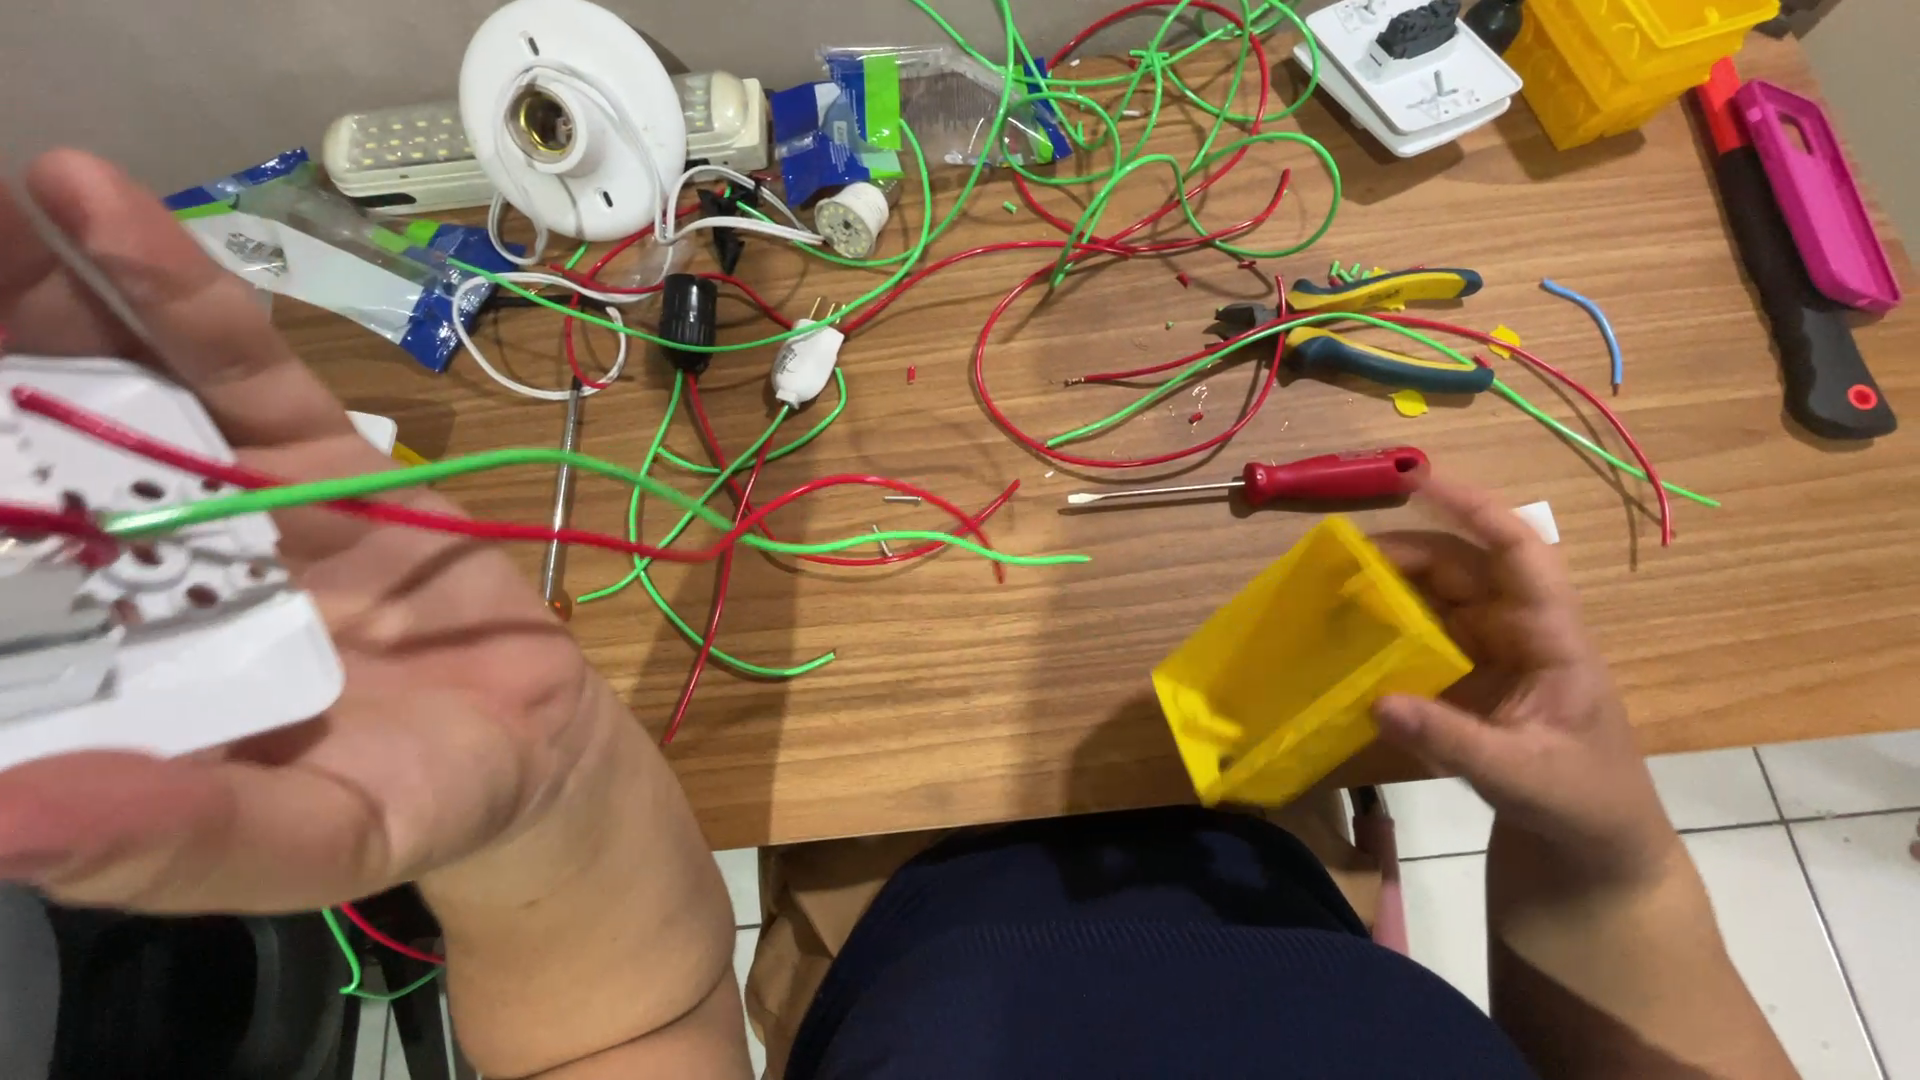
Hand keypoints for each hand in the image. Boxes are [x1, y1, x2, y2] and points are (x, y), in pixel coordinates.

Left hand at [0, 150, 612, 912]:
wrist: (536, 742)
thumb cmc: (421, 802)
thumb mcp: (311, 842)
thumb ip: (184, 838)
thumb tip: (5, 815)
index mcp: (86, 666)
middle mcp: (128, 570)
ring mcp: (231, 502)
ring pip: (101, 383)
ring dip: (19, 289)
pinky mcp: (329, 465)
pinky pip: (244, 374)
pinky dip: (177, 295)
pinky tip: (95, 206)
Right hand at [1370, 478, 1677, 882]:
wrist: (1591, 842)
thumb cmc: (1581, 802)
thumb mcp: (1521, 776)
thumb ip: (1451, 740)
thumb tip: (1376, 701)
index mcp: (1553, 637)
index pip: (1519, 553)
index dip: (1473, 509)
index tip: (1418, 480)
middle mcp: (1521, 628)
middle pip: (1462, 564)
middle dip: (1404, 551)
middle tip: (1342, 560)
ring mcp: (1493, 647)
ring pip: (1438, 591)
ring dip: (1391, 582)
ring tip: (1336, 585)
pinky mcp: (1468, 670)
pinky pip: (1423, 628)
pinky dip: (1386, 620)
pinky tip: (1349, 627)